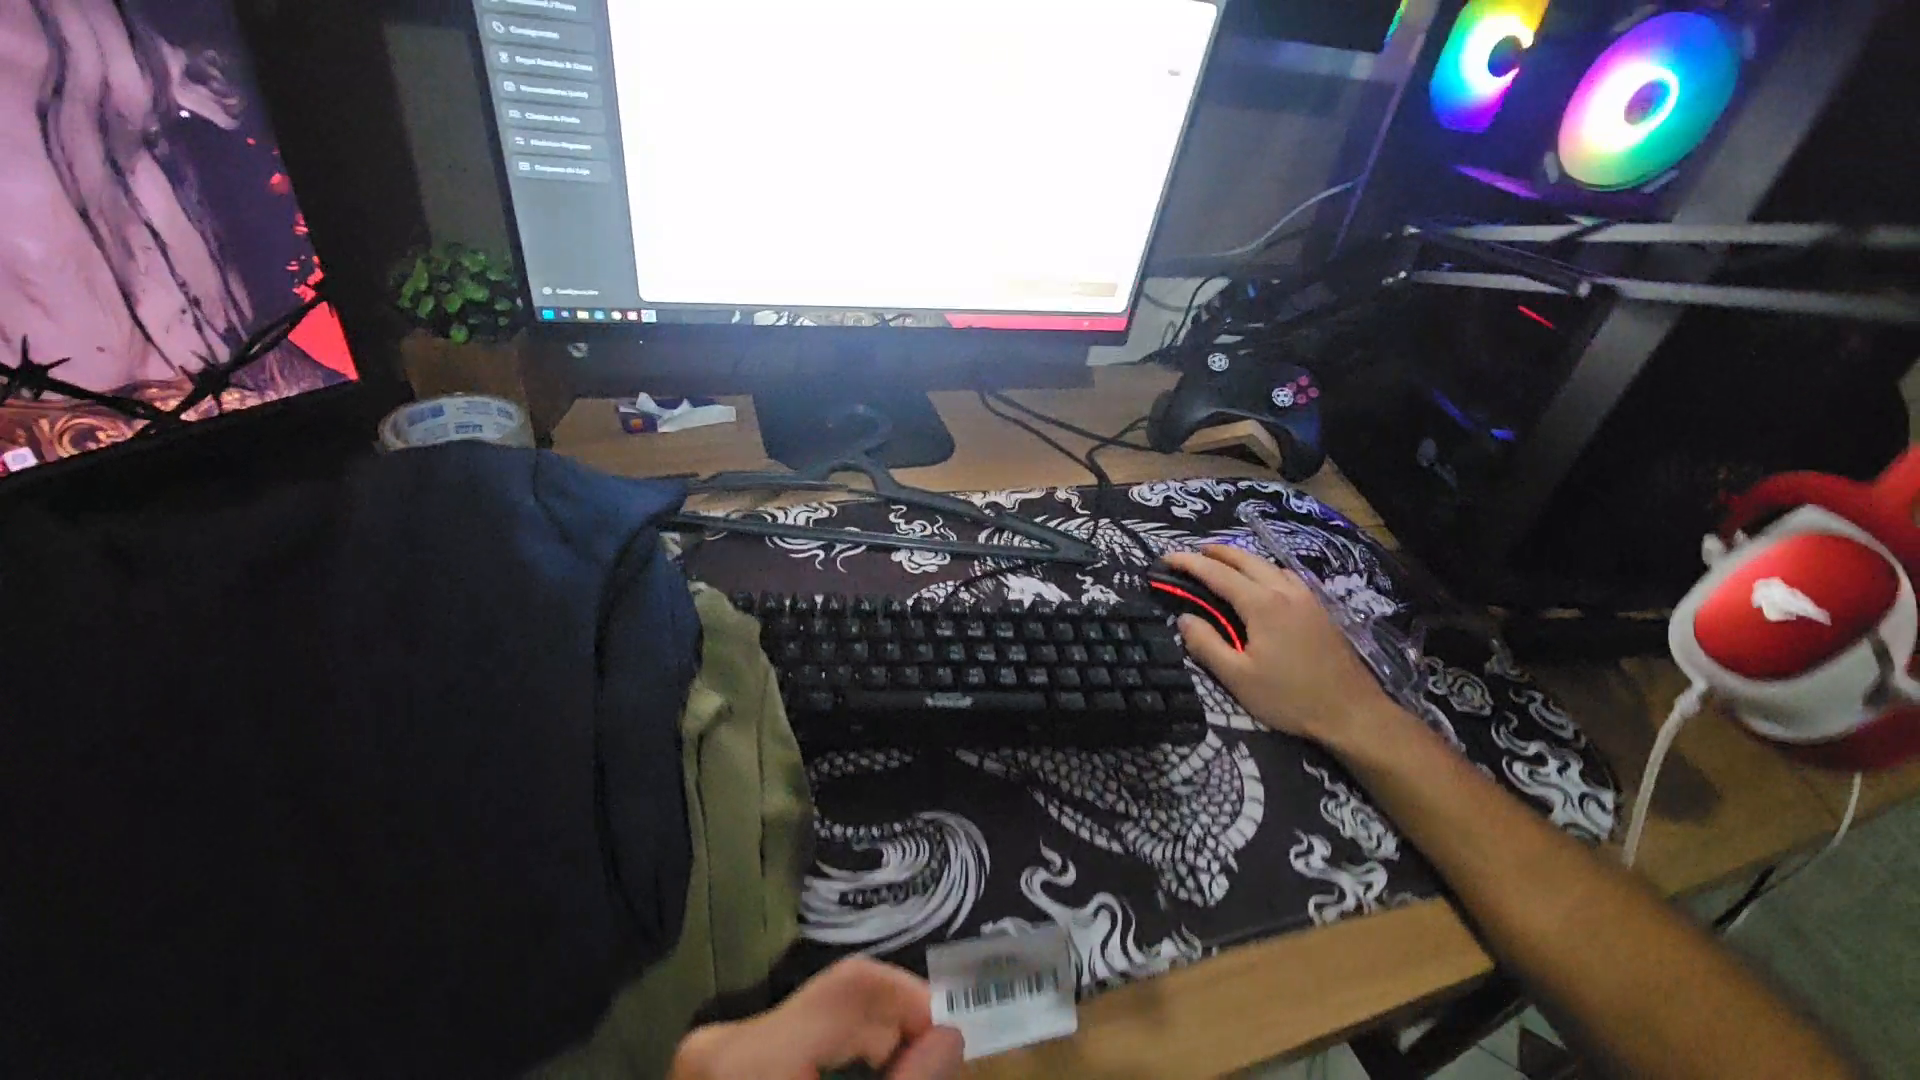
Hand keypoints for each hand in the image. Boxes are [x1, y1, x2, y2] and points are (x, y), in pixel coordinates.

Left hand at [669, 956, 963, 1079]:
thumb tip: (949, 1036)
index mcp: (752, 1057)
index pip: (853, 985)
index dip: (911, 998)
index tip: (951, 1034)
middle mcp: (726, 1038)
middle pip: (837, 1002)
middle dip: (894, 1028)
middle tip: (935, 1062)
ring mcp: (716, 1052)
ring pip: (818, 1020)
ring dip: (869, 1043)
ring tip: (902, 1072)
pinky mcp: (719, 1066)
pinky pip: (794, 1039)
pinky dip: (835, 1058)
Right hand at [1165, 546, 1398, 744]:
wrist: (1351, 712)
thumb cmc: (1289, 697)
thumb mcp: (1238, 678)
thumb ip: (1206, 645)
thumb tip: (1184, 618)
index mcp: (1262, 604)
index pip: (1217, 573)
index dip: (1189, 563)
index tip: (1166, 557)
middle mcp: (1285, 591)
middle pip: (1245, 559)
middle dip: (1216, 552)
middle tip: (1192, 553)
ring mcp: (1307, 598)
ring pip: (1269, 565)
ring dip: (1241, 559)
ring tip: (1222, 564)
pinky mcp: (1320, 610)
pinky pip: (1286, 576)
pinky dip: (1265, 570)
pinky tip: (1263, 584)